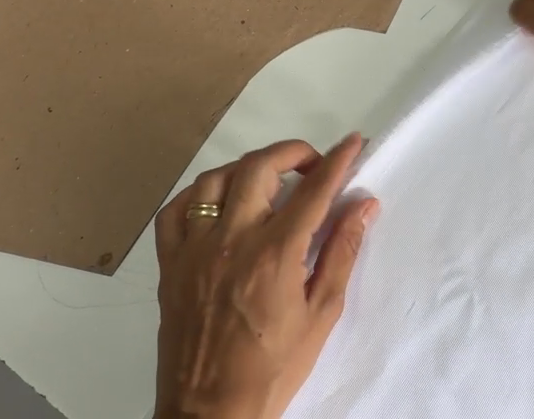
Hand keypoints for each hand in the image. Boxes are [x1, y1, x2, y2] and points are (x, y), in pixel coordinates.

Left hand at [154, 136, 376, 418]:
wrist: (209, 416)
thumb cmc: (274, 367)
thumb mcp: (322, 312)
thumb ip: (342, 251)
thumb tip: (364, 204)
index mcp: (275, 255)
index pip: (313, 189)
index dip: (337, 160)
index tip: (353, 142)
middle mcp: (232, 242)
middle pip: (259, 168)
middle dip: (293, 152)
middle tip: (312, 164)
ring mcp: (194, 253)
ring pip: (215, 180)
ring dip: (248, 169)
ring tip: (269, 180)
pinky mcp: (170, 267)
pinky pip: (175, 212)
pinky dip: (200, 194)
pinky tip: (221, 201)